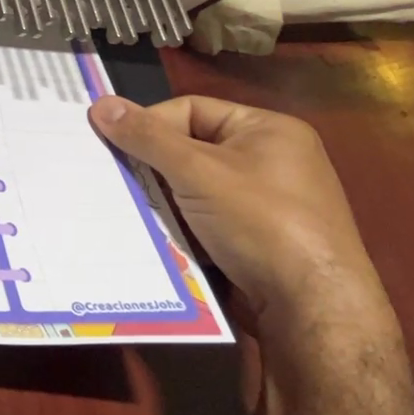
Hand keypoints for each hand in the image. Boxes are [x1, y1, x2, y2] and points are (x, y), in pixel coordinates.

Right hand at [86, 95, 389, 330]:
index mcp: (269, 130)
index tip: (119, 149)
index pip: (189, 109)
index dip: (150, 126)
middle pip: (189, 146)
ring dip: (164, 196)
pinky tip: (163, 232)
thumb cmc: (260, 223)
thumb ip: (146, 136)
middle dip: (154, 165)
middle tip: (120, 178)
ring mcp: (269, 201)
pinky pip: (206, 214)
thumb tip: (99, 104)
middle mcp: (273, 159)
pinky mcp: (261, 237)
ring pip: (193, 184)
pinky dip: (181, 221)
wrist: (314, 311)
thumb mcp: (196, 171)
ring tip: (136, 207)